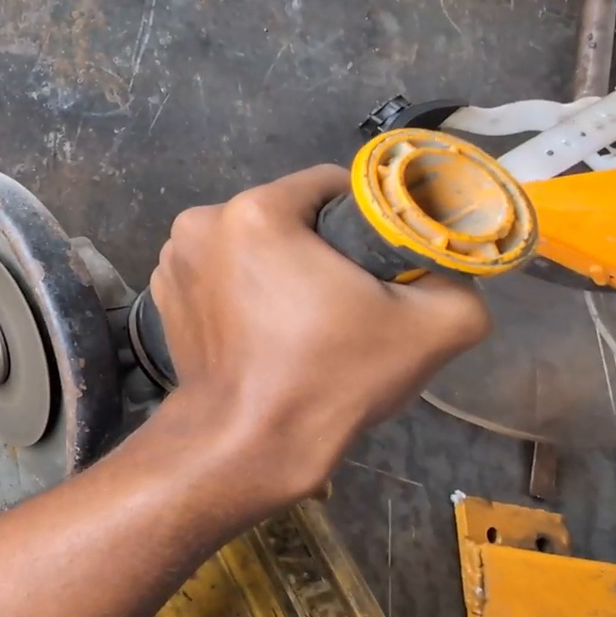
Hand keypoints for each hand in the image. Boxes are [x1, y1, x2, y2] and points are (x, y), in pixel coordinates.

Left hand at [146, 164, 490, 511]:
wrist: (248, 433)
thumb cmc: (333, 372)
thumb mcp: (438, 322)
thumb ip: (453, 272)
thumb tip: (442, 261)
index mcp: (254, 212)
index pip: (327, 183)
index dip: (365, 210)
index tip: (384, 248)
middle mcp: (199, 223)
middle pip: (281, 212)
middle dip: (318, 239)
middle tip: (350, 287)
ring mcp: (173, 258)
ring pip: (245, 241)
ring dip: (276, 262)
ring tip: (306, 310)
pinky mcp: (162, 291)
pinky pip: (217, 270)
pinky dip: (242, 284)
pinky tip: (266, 323)